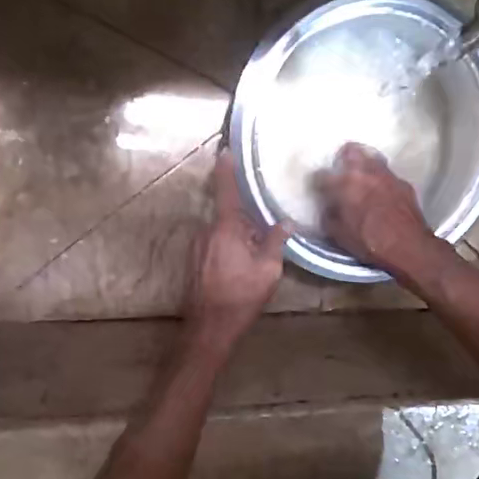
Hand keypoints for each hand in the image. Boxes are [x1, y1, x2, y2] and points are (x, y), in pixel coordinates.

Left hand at [189, 150, 288, 343]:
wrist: (209, 328)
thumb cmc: (241, 297)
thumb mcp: (268, 269)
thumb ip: (275, 241)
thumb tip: (284, 222)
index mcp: (225, 229)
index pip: (227, 192)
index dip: (227, 170)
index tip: (225, 151)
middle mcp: (206, 232)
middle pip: (230, 217)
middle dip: (247, 225)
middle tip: (263, 244)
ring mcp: (196, 247)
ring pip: (223, 234)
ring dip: (238, 241)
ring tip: (251, 265)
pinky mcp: (193, 261)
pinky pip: (215, 246)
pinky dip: (228, 252)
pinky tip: (238, 273)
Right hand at [313, 143, 436, 274]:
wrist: (408, 247)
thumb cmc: (369, 242)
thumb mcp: (338, 235)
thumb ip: (329, 217)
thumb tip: (327, 208)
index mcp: (344, 184)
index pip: (321, 174)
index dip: (317, 181)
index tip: (317, 187)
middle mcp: (365, 172)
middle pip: (350, 151)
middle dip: (343, 156)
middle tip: (341, 167)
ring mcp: (387, 175)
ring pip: (372, 157)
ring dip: (364, 163)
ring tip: (362, 174)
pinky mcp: (404, 183)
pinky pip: (389, 174)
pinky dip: (382, 178)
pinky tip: (382, 189)